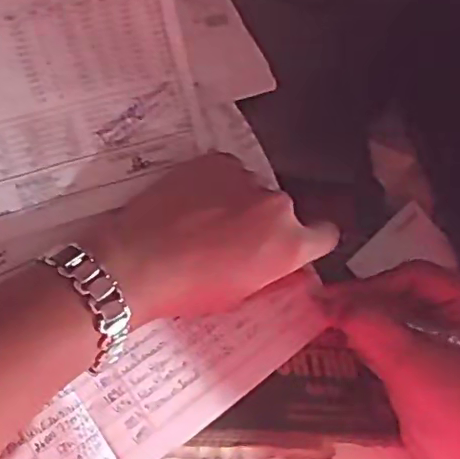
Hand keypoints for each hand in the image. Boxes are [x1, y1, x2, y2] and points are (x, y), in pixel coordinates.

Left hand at [94, 153, 338, 319]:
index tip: (289, 249)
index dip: (305, 243)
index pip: (325, 236)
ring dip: (237, 202)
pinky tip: (188, 206)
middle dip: (263, 224)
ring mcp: (245, 179)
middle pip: (283, 212)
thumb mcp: (236, 296)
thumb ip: (270, 276)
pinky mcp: (214, 162)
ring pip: (253, 190)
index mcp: (289, 244)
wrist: (134, 262)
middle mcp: (277, 206)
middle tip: (229, 243)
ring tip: (200, 225)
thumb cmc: (181, 288)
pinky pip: (225, 172)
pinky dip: (212, 185)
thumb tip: (283, 270)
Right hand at [318, 262, 459, 458]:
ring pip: (400, 319)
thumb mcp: (408, 364)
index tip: (330, 301)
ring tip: (328, 330)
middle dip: (364, 306)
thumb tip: (325, 301)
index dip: (370, 286)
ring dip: (363, 324)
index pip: (419, 277)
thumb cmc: (456, 418)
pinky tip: (344, 348)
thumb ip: (367, 326)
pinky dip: (370, 342)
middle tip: (324, 315)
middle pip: (408, 296)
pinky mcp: (440, 367)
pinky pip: (400, 342)